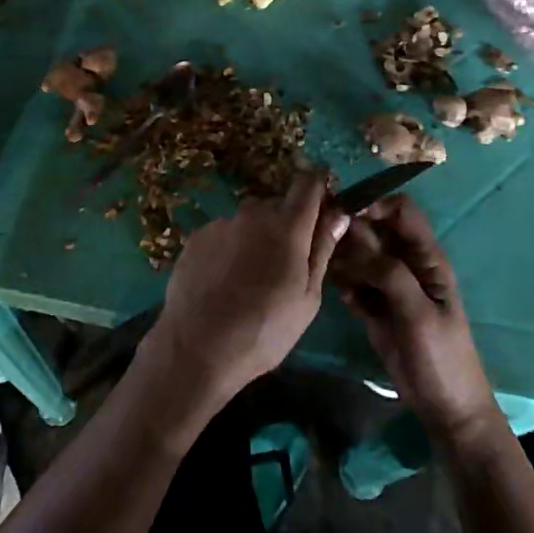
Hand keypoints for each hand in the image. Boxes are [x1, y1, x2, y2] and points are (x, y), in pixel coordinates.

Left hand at [151, 172, 346, 399]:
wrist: (195, 348)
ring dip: (256, 237)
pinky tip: (224, 281)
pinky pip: (223, 233)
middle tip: (286, 263)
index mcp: (287, 226)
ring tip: (250, 278)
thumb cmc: (264, 330)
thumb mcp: (307, 298)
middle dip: (286, 224)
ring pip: (249, 221)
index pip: (308, 184)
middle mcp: (254, 214)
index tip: (323, 204)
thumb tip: (338, 215)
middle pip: (277, 205)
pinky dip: (230, 249)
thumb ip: (322, 250)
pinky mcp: (196, 237)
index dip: (318, 187)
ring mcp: (222, 223)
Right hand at [329, 195, 499, 444]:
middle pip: (375, 229)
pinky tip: (344, 299)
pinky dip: (345, 284)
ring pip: (361, 255)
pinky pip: (354, 281)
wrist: (445, 408)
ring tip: (332, 273)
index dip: (375, 204)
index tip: (344, 213)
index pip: (401, 211)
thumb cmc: (441, 356)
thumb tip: (355, 237)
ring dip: (344, 258)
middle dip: (351, 231)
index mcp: (427, 257)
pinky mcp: (375, 305)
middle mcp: (406, 263)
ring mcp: (390, 285)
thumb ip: (390, 273)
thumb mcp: (418, 313)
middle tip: (326, 244)